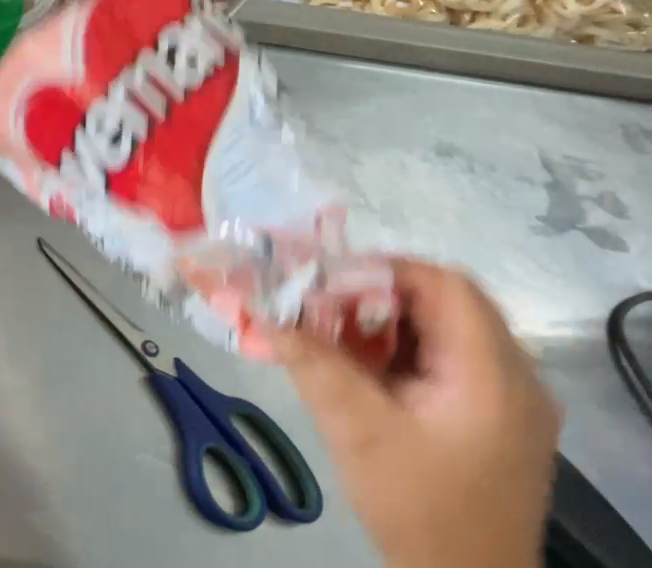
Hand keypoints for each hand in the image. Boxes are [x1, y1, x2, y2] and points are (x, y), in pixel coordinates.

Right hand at [276, 259, 558, 567]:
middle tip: (310, 305)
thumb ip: (312, 361)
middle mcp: (511, 377)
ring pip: (435, 329)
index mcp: (491, 375)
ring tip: (320, 334)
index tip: (318, 278)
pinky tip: (348, 365)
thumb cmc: (417, 501)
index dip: (379, 268)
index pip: (445, 285)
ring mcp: (502, 398)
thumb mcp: (355, 428)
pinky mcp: (485, 416)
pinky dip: (388, 349)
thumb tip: (259, 309)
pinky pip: (436, 358)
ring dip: (373, 321)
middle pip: (439, 303)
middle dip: (367, 294)